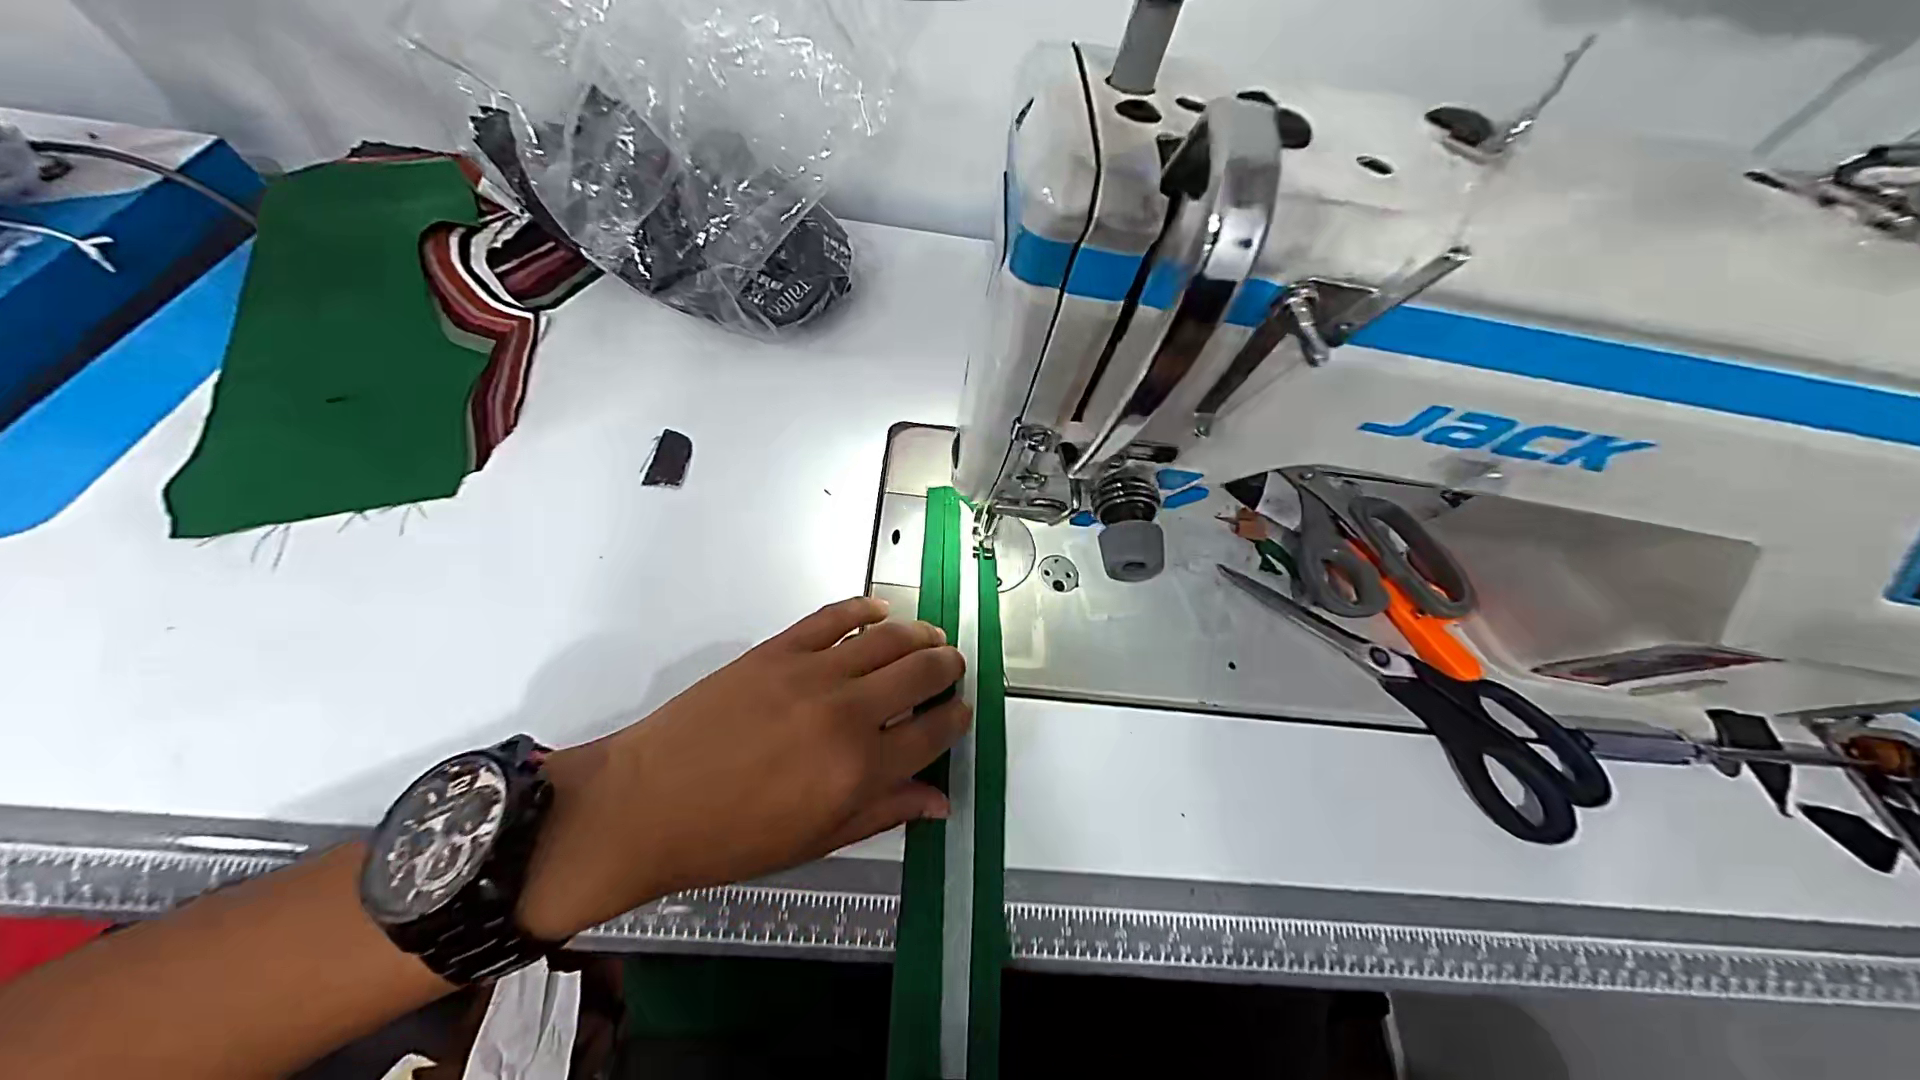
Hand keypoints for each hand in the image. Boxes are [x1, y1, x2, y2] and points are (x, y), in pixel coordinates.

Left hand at [515, 596, 968, 939]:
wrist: (646, 804)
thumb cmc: (732, 838)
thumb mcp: (818, 840)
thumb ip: (885, 813)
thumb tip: (939, 800)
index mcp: (860, 770)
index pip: (934, 732)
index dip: (956, 719)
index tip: (960, 713)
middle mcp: (847, 713)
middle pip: (922, 673)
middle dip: (949, 668)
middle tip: (952, 670)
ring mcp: (812, 672)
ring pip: (889, 637)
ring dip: (921, 634)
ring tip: (931, 639)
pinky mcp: (779, 648)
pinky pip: (835, 615)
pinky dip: (865, 608)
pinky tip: (880, 611)